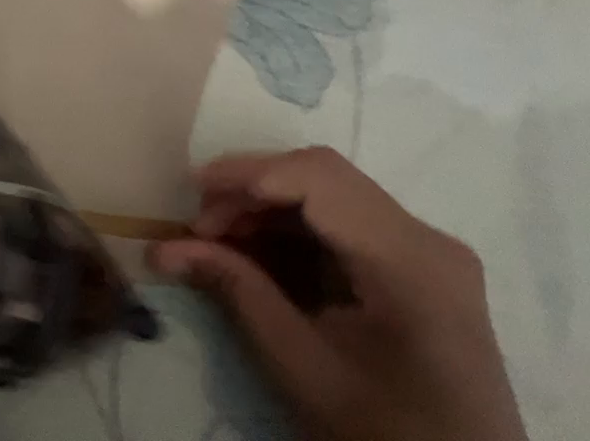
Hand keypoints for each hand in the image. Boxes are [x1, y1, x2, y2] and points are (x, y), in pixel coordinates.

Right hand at [149, 147, 526, 440]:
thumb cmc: (382, 430)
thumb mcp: (300, 365)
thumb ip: (235, 291)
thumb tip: (161, 249)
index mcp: (411, 261)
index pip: (319, 178)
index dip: (248, 174)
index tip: (191, 195)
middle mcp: (427, 239)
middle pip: (321, 178)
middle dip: (250, 192)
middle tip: (199, 229)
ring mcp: (426, 250)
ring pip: (328, 193)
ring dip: (265, 208)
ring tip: (218, 243)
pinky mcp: (417, 265)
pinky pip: (343, 220)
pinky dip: (291, 227)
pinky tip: (257, 254)